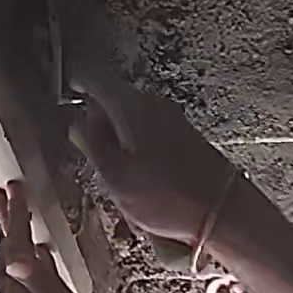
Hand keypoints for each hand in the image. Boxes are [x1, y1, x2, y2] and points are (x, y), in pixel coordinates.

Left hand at [0, 180, 117, 292]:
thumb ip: (44, 286)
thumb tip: (20, 257)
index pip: (16, 246)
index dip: (15, 215)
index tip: (15, 188)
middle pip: (5, 250)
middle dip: (3, 219)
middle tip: (2, 192)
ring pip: (9, 262)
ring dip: (8, 234)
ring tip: (10, 211)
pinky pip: (21, 276)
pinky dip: (24, 256)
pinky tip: (37, 252)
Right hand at [70, 73, 239, 243]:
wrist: (222, 213)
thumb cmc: (170, 198)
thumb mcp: (114, 177)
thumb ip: (92, 143)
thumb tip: (79, 124)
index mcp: (131, 108)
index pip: (97, 79)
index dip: (78, 80)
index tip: (69, 85)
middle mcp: (154, 105)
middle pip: (115, 99)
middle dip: (98, 119)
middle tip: (89, 147)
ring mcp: (172, 118)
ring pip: (132, 116)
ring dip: (119, 136)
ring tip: (117, 172)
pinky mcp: (184, 134)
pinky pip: (149, 129)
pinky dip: (137, 145)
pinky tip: (140, 175)